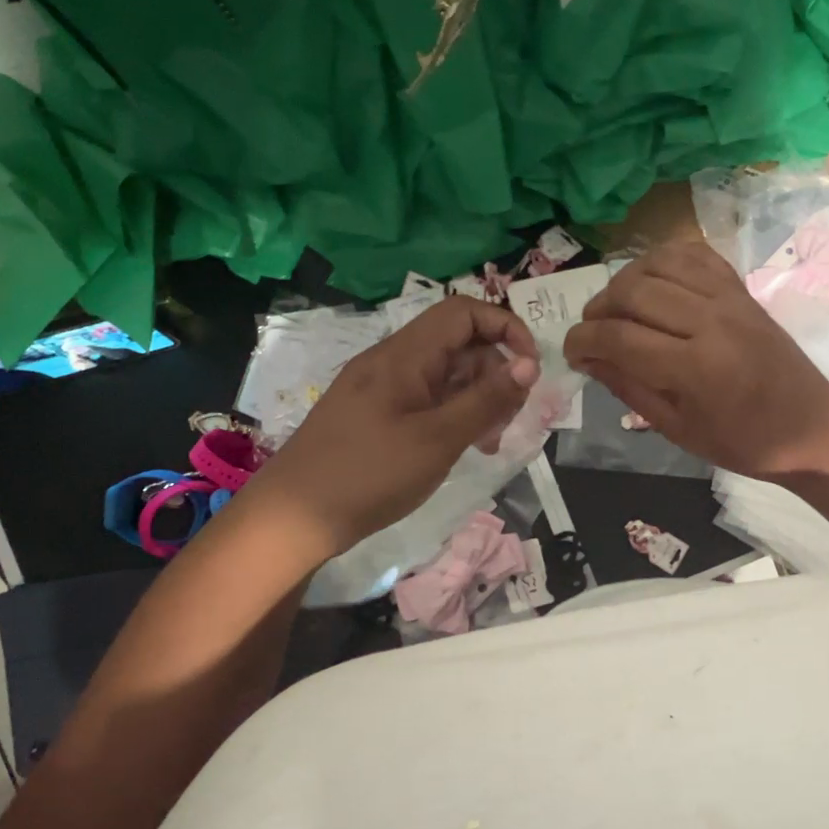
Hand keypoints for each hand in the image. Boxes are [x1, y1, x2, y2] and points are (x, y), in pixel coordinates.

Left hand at [240, 296, 539, 560]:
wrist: (295, 516)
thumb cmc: (370, 474)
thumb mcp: (439, 439)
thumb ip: (487, 399)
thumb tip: (530, 364)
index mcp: (404, 356)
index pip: (464, 313)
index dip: (506, 328)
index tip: (533, 368)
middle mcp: (394, 362)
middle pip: (461, 344)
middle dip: (498, 374)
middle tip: (512, 419)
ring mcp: (385, 389)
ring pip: (449, 375)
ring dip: (481, 400)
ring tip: (491, 442)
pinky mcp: (379, 415)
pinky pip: (430, 400)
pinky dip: (457, 416)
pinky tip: (468, 447)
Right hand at [562, 242, 828, 477]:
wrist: (811, 431)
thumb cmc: (745, 445)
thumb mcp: (680, 430)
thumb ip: (631, 389)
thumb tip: (589, 359)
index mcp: (694, 367)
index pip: (618, 336)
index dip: (582, 341)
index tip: (570, 353)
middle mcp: (711, 321)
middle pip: (633, 291)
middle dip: (598, 309)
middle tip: (591, 333)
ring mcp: (730, 299)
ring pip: (660, 264)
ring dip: (627, 280)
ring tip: (618, 308)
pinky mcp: (743, 291)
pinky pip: (696, 256)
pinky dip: (665, 261)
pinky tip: (654, 284)